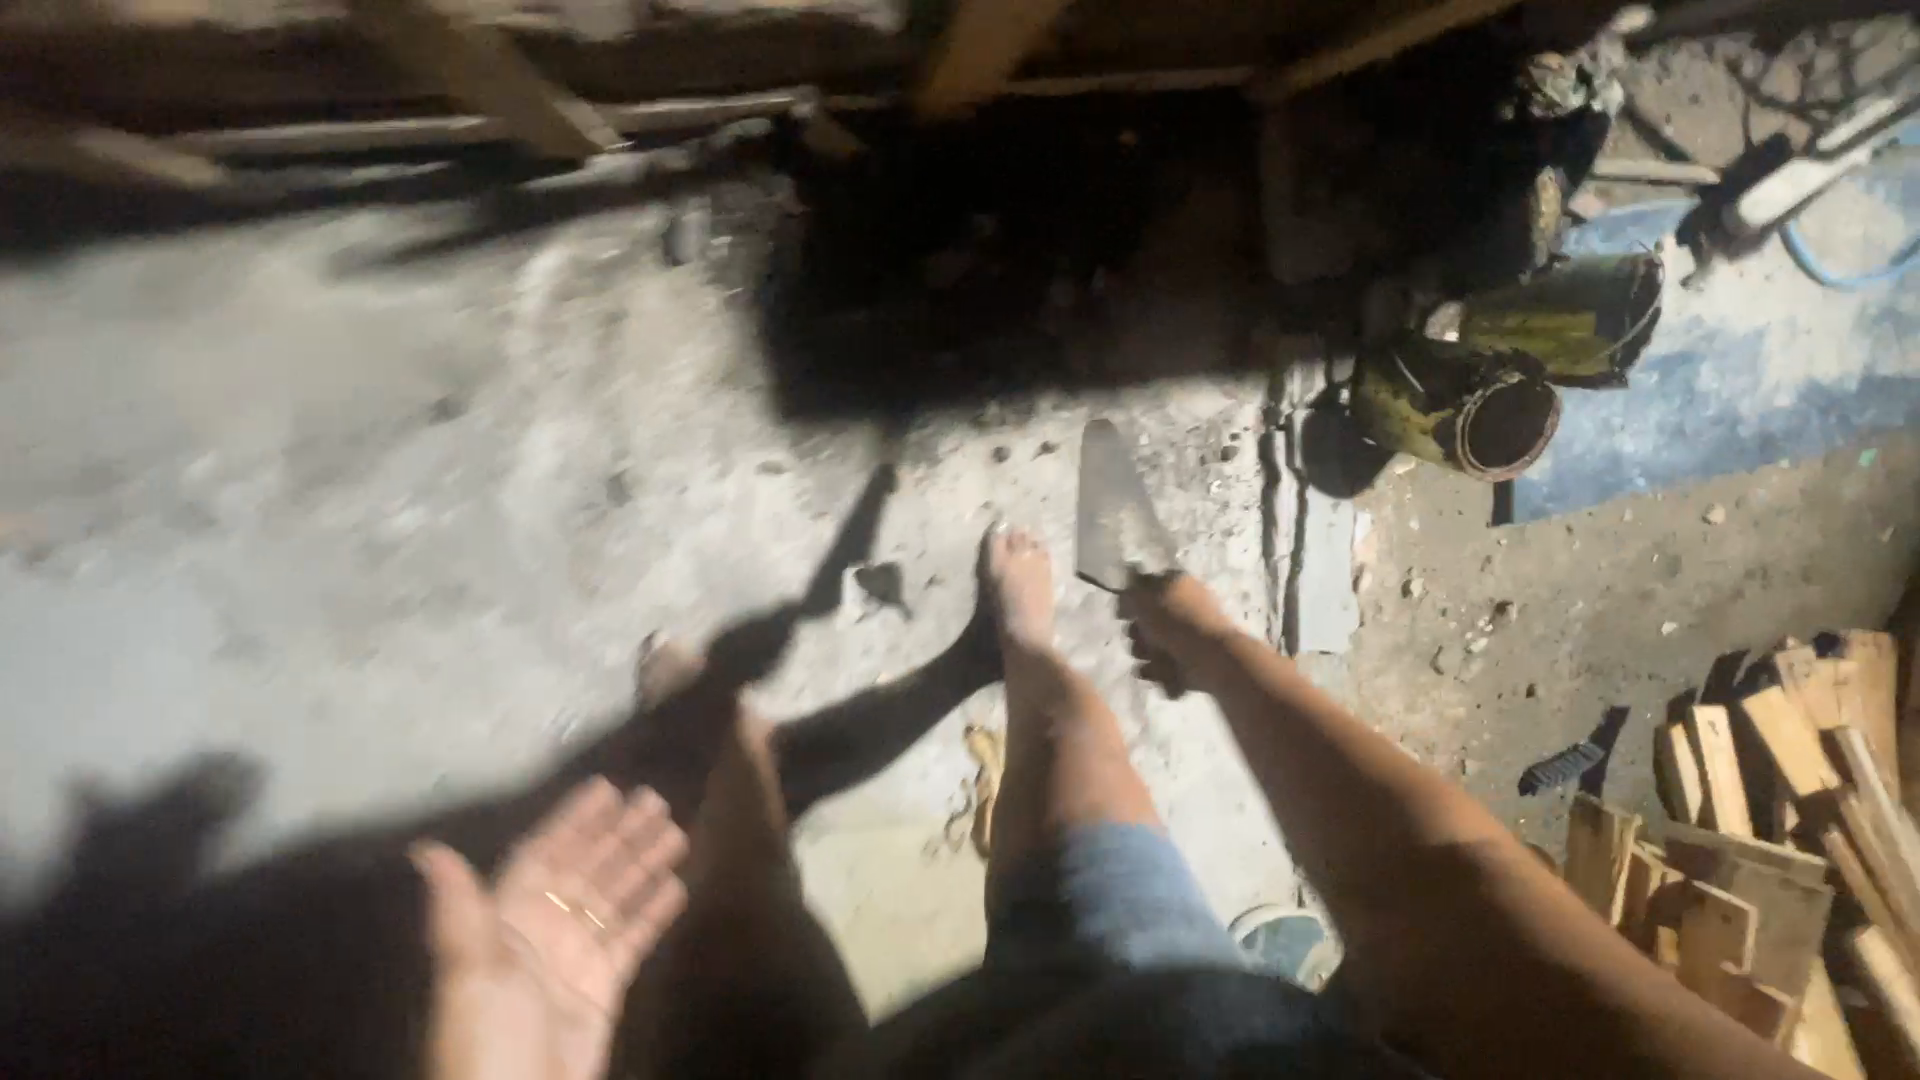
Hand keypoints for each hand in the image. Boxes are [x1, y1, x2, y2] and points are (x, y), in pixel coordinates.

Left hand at [413, 778, 688, 1079]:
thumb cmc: (490, 1038)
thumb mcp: (471, 975)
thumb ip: (461, 911)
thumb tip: (427, 851)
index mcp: (507, 923)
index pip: (544, 856)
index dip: (573, 822)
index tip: (607, 788)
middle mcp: (543, 931)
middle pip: (587, 869)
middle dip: (619, 834)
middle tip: (656, 799)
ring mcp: (575, 958)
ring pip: (615, 896)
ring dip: (643, 863)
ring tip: (676, 832)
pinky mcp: (603, 986)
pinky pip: (632, 937)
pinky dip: (654, 912)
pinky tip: (677, 886)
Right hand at [1119, 572, 1236, 693]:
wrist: (1210, 657)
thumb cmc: (1175, 622)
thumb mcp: (1142, 598)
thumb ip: (1128, 595)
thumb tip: (1126, 600)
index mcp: (1176, 584)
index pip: (1146, 586)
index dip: (1131, 600)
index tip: (1123, 614)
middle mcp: (1184, 607)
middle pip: (1146, 620)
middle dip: (1137, 633)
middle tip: (1139, 637)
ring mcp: (1188, 635)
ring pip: (1152, 645)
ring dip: (1145, 654)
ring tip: (1153, 658)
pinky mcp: (1190, 661)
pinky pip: (1163, 666)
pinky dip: (1159, 671)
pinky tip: (1161, 671)